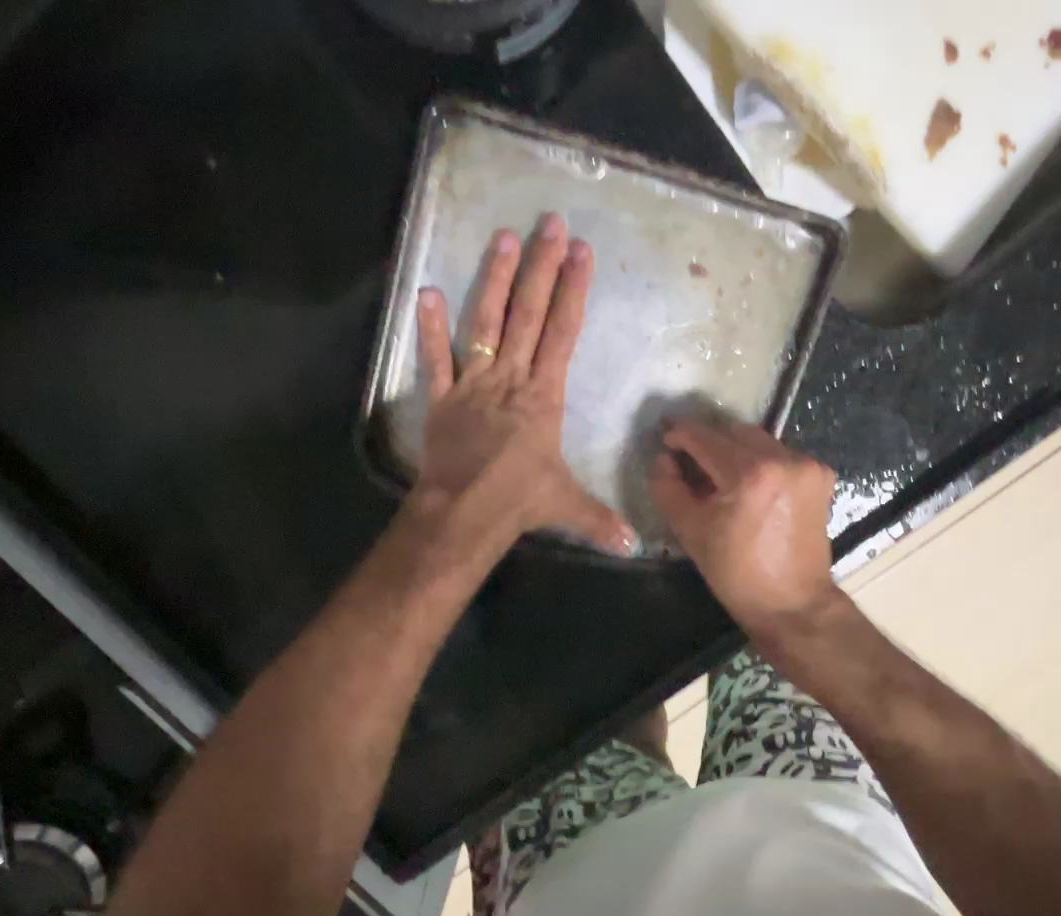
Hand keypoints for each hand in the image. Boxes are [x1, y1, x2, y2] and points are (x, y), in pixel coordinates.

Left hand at [412, 214, 635, 555]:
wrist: (465, 511)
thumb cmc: (519, 502)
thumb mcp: (566, 506)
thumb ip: (600, 520)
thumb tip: (634, 547)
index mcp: (545, 395)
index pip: (562, 333)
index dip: (573, 291)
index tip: (581, 252)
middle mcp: (511, 378)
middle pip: (528, 314)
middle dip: (541, 267)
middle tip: (550, 223)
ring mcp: (474, 384)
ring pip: (485, 323)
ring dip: (494, 280)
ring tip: (503, 238)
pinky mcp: (442, 398)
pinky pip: (436, 359)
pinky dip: (430, 329)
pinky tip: (426, 293)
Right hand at [649, 419, 840, 630]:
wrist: (792, 604)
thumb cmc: (736, 573)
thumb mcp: (690, 531)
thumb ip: (669, 488)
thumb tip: (663, 460)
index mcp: (750, 473)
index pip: (704, 437)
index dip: (679, 434)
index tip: (665, 439)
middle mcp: (783, 459)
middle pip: (734, 431)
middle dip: (709, 442)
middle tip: (689, 461)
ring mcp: (807, 465)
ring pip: (759, 440)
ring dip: (735, 451)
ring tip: (719, 478)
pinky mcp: (821, 476)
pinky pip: (780, 456)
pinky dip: (760, 464)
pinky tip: (749, 489)